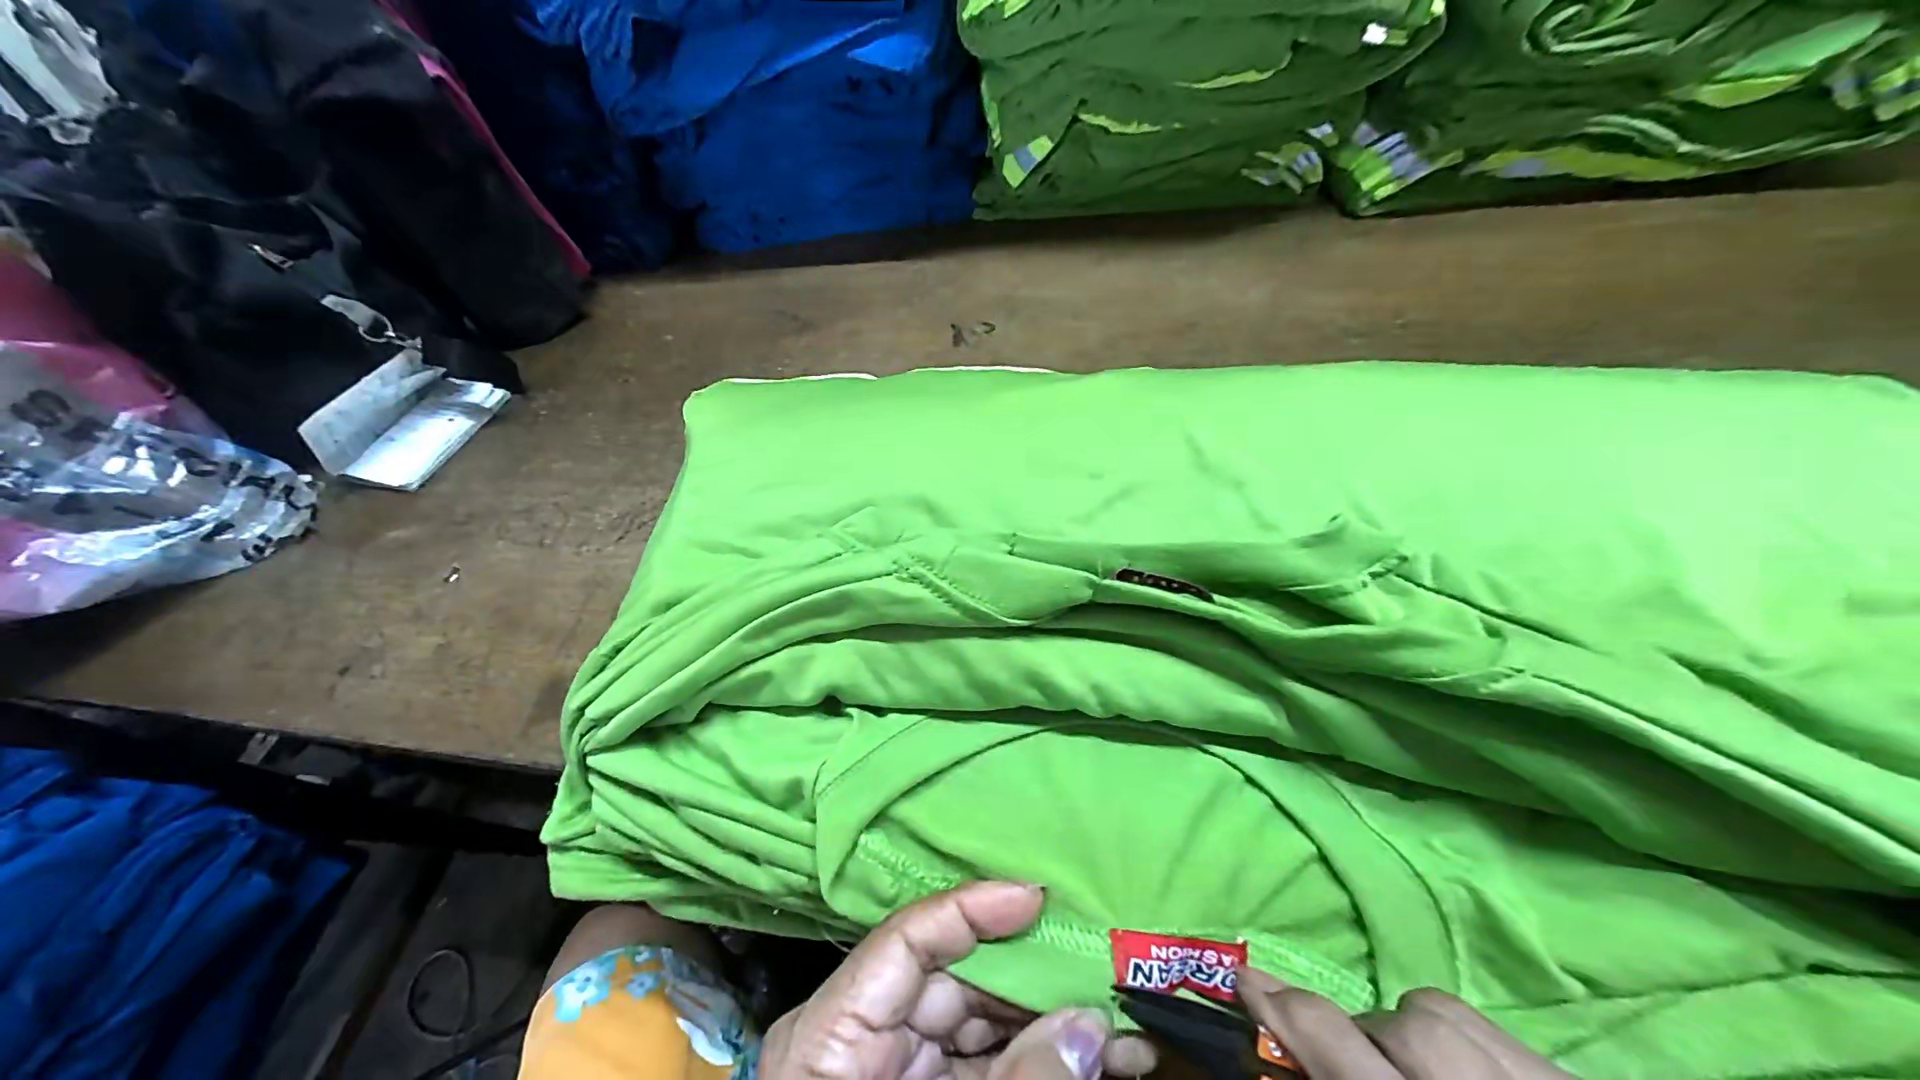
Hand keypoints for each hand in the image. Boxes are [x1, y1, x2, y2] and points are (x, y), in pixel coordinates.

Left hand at [760, 882, 1156, 1079]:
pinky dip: (1042, 1063)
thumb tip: (1089, 1029)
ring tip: (1124, 1034)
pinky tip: (1104, 1064)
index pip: (906, 941)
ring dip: (1054, 1027)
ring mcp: (900, 1071)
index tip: (1035, 896)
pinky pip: (989, 1066)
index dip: (971, 909)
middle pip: (957, 981)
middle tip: (1102, 973)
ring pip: (983, 1026)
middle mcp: (867, 1038)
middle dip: (1035, 982)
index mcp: (835, 1031)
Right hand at [1239, 969, 1572, 1079]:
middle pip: (1398, 1030)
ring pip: (1440, 1014)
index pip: (1334, 1047)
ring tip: (1423, 1078)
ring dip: (1412, 1035)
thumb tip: (1291, 1061)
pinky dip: (1465, 1041)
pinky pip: (1494, 1028)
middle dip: (1365, 1038)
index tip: (1247, 983)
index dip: (1283, 1012)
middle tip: (1366, 1072)